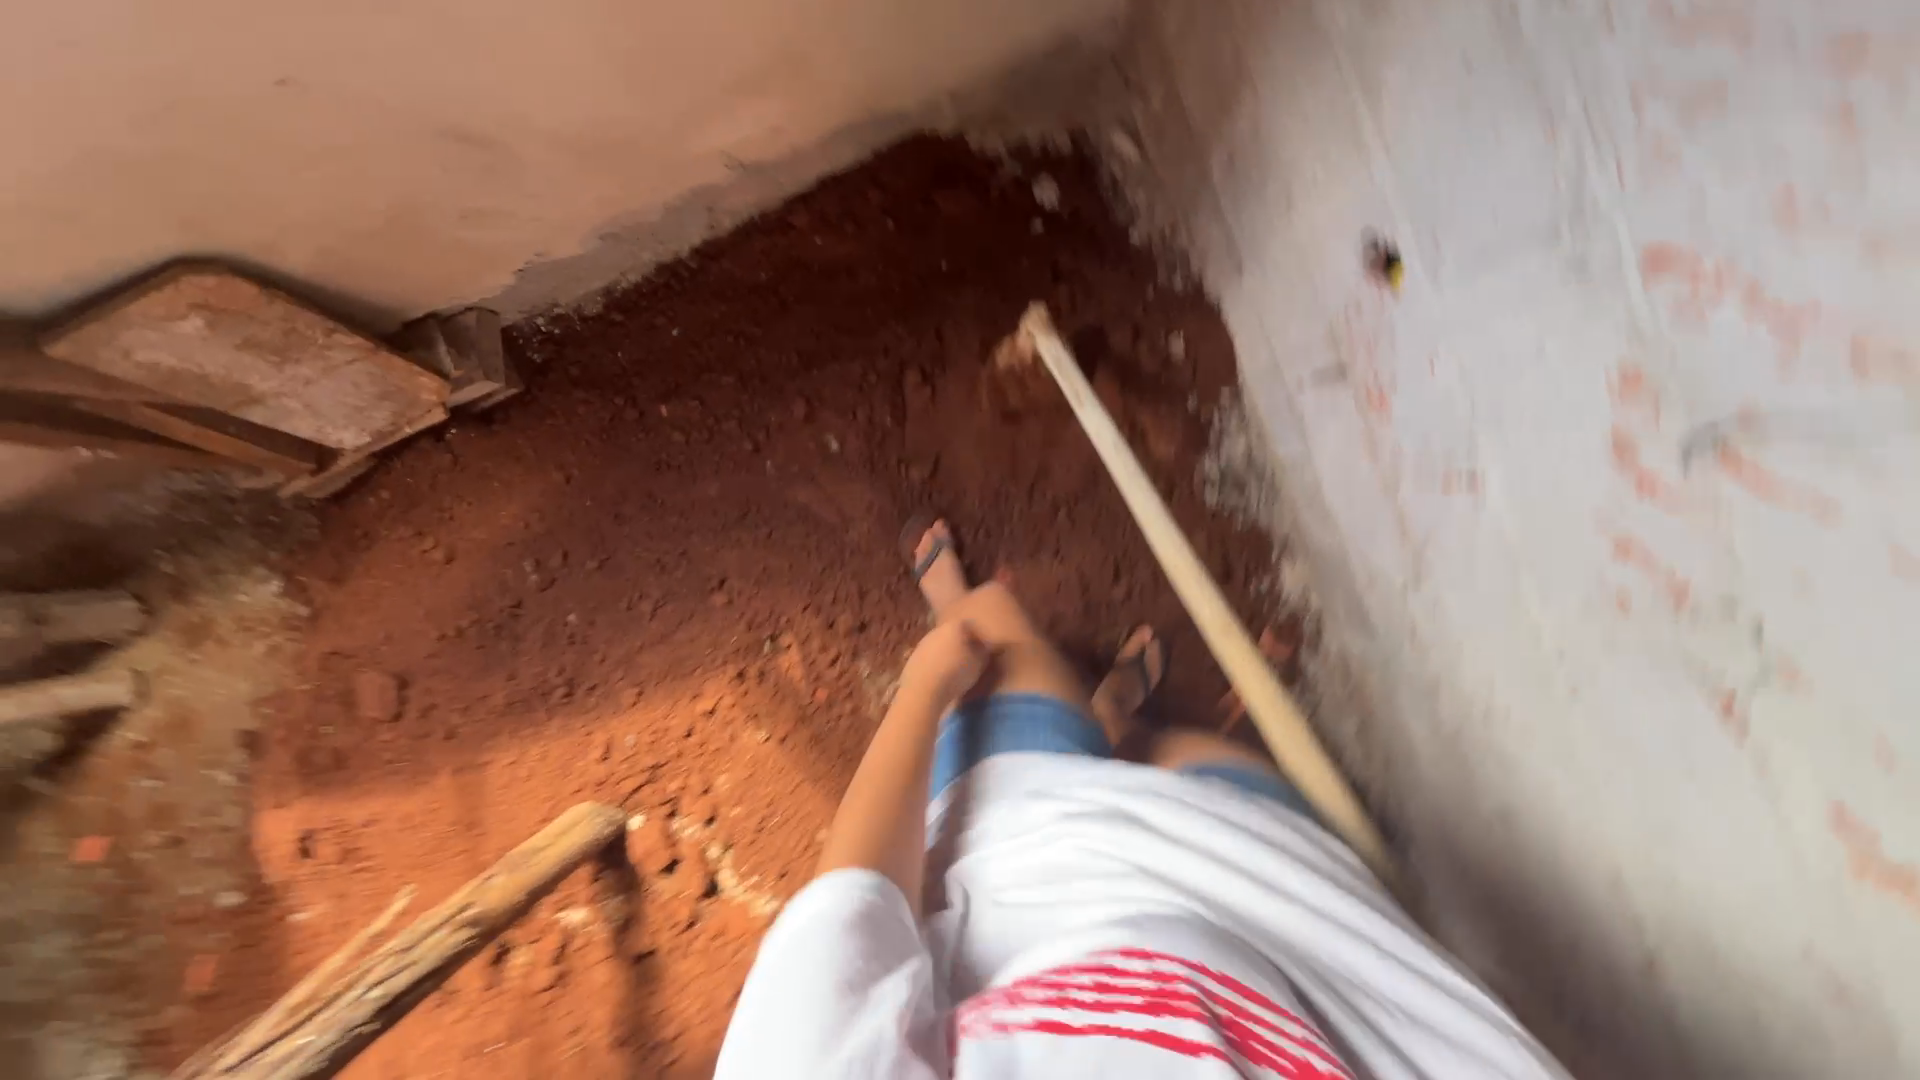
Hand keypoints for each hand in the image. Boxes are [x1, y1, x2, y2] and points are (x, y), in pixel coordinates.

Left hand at [902, 620, 993, 703]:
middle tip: (971, 660)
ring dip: (948, 654)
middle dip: (963, 644)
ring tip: (956, 671)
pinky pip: (930, 658)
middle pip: (954, 634)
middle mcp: (938, 629)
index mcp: (956, 625)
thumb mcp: (980, 663)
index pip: (973, 627)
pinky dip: (936, 664)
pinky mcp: (913, 657)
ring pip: (941, 645)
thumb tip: (987, 645)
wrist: (923, 689)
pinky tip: (940, 677)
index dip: (980, 639)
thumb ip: (985, 651)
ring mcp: (923, 642)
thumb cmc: (956, 673)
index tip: (986, 651)